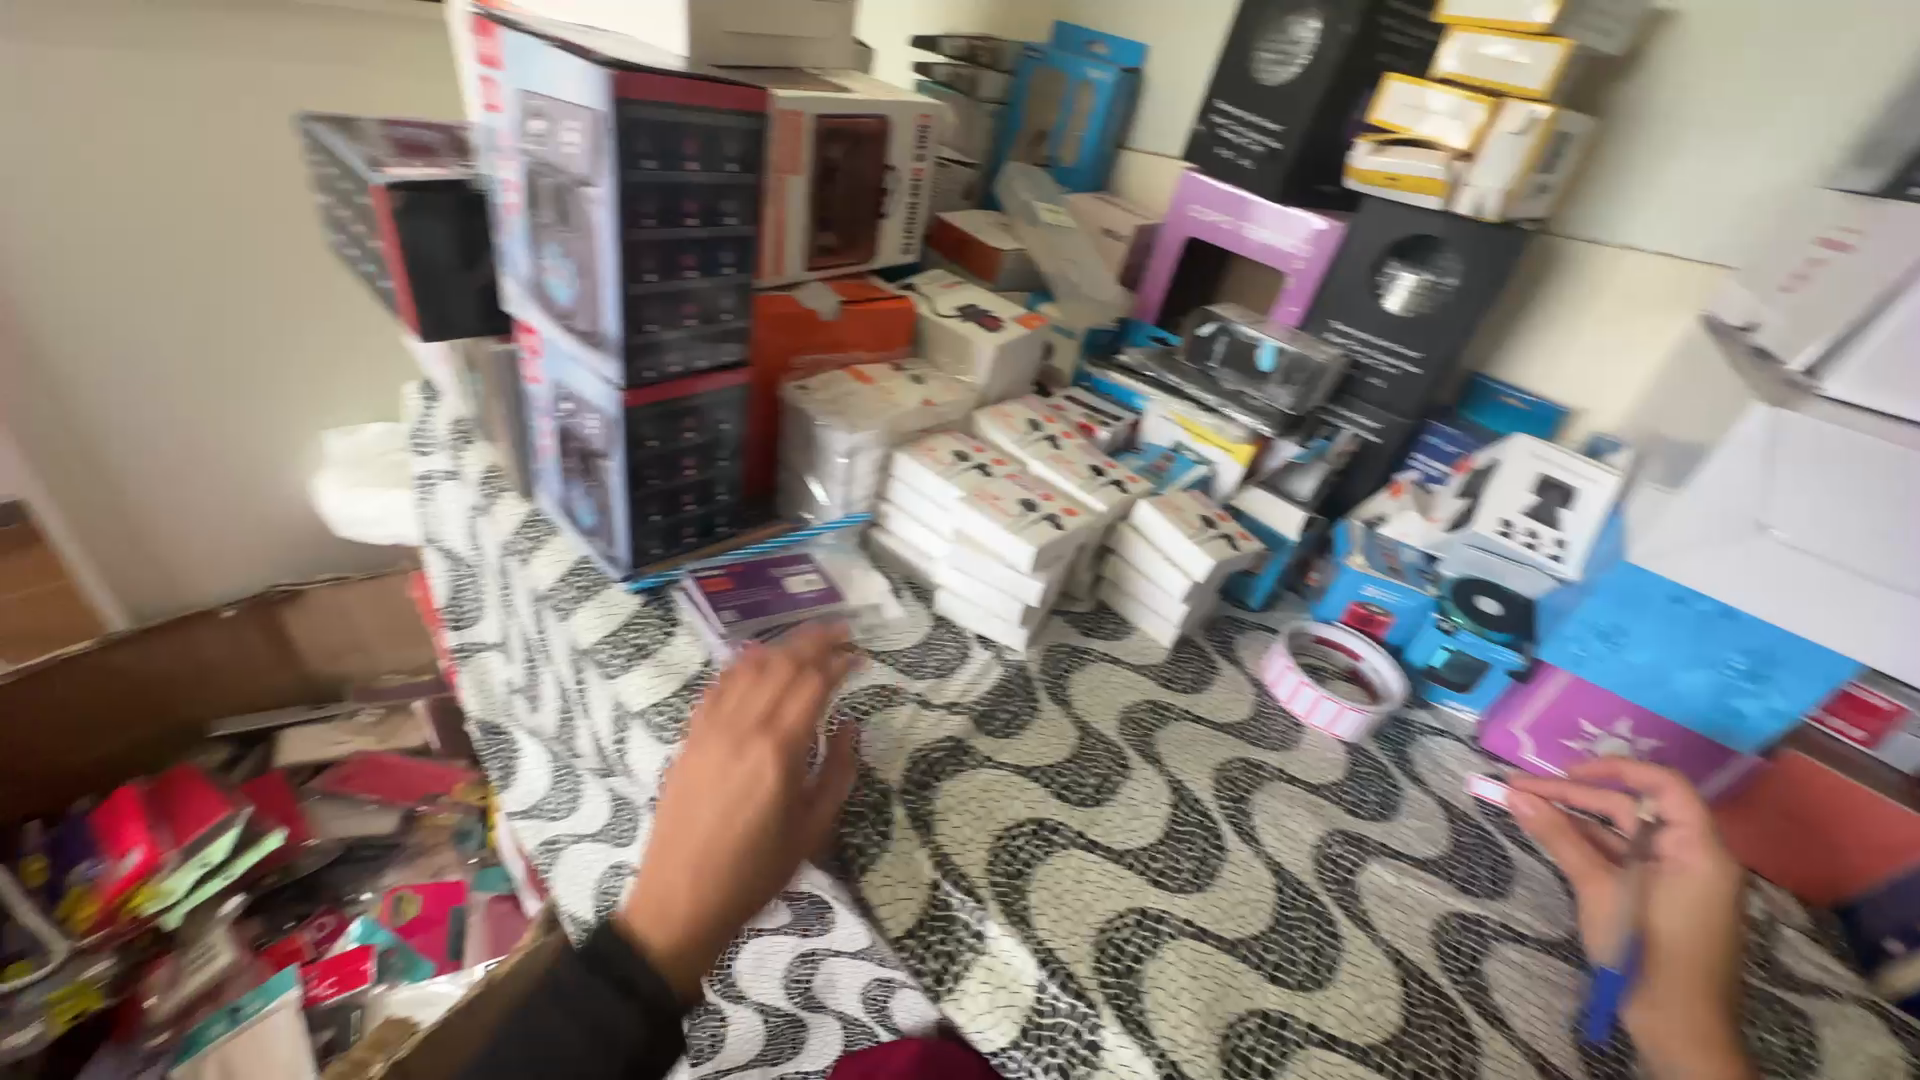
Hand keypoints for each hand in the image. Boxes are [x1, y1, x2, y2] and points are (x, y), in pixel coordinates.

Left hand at [618, 623, 859, 1001]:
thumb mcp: (813, 828)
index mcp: (779, 750)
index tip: (860, 657)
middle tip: (842, 634)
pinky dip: (742, 666)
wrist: (680, 903)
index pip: (813, 682)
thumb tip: (850, 725)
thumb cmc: (756, 872)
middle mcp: (743, 727)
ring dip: (780, 647)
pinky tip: (757, 661)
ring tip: (806, 642)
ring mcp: (710, 729)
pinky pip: (717, 687)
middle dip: (815, 641)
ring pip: (748, 668)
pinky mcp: (689, 739)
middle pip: (782, 663)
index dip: (840, 662)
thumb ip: (838, 770)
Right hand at [1507, 760, 1753, 1079]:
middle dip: (1573, 794)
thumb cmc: (1648, 951)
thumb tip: (1514, 795)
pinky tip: (1548, 834)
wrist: (1678, 1026)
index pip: (1663, 785)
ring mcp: (1675, 877)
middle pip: (1630, 807)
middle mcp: (1692, 856)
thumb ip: (1559, 837)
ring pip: (1621, 831)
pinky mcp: (1659, 896)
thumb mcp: (1598, 889)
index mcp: (1697, 850)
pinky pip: (1621, 855)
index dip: (1614, 769)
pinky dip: (1585, 842)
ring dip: (1572, 817)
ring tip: (1521, 806)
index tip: (1564, 773)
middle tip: (1517, 788)